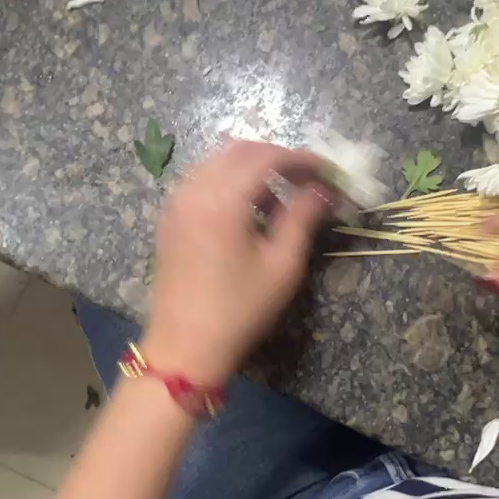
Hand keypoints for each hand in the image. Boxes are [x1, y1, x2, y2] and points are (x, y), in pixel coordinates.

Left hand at [138, 139, 332, 385]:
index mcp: (222, 200)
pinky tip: (250, 207)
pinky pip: (203, 179)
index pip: (267, 157)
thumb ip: (303, 217)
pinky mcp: (171, 217)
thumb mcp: (282, 265)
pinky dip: (231, 180)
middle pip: (240, 150)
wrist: (184, 348)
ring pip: (219, 161)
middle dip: (278, 157)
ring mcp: (177, 202)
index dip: (301, 159)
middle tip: (308, 178)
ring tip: (283, 193)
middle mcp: (194, 190)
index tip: (328, 171)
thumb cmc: (239, 310)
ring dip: (254, 167)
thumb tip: (324, 190)